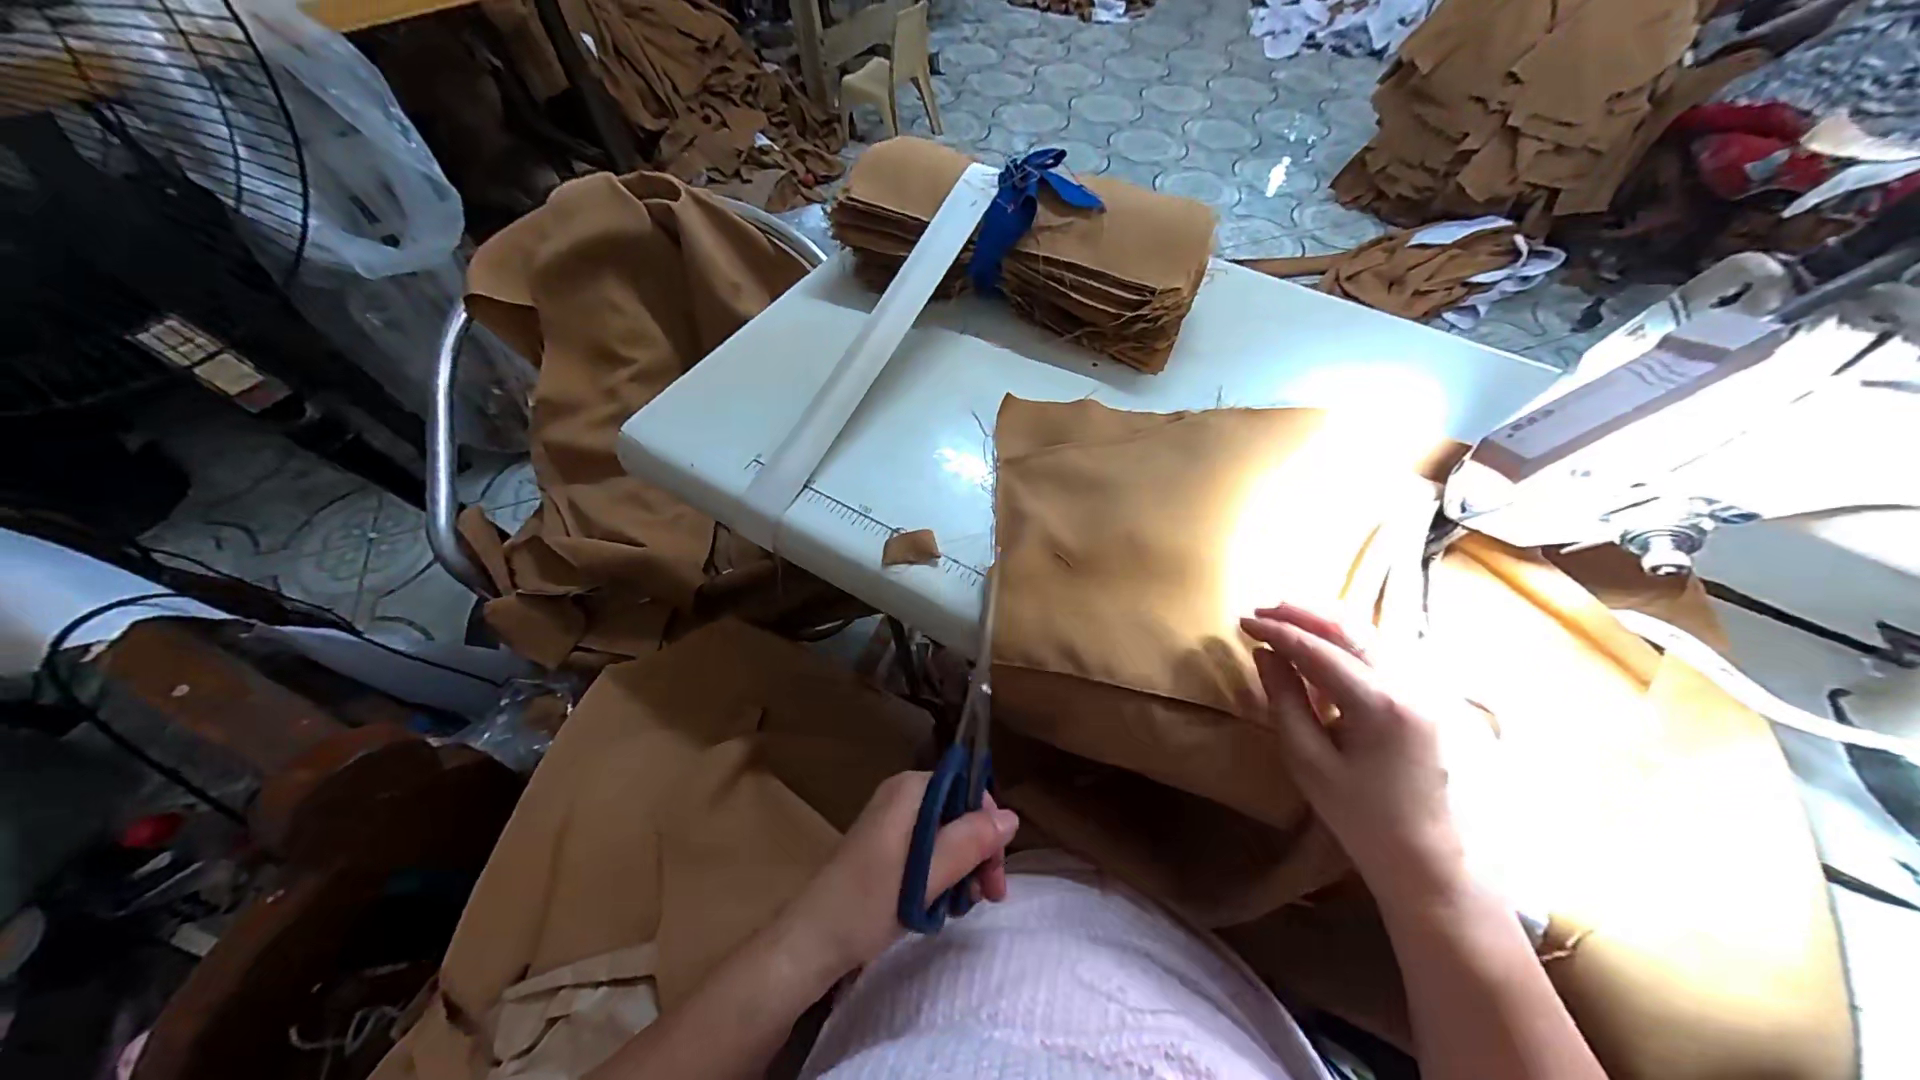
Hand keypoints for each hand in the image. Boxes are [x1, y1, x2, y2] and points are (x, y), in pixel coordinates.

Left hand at [778, 771, 1018, 975]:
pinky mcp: (888, 847)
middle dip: (978, 853)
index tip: (994, 871)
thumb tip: (1011, 816)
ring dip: (962, 870)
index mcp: (910, 790)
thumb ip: (970, 842)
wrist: (812, 941)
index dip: (988, 826)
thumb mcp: (927, 874)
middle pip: (960, 813)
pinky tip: (941, 904)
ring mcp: (894, 822)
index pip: (968, 789)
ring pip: (948, 836)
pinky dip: (941, 876)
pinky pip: (929, 851)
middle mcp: (904, 797)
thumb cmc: (867, 904)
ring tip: (960, 906)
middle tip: (987, 896)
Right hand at [1240, 603, 1468, 907]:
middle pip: (1349, 631)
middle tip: (1259, 610)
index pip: (1318, 651)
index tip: (1242, 622)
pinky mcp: (1422, 698)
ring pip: (1369, 635)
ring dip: (1323, 621)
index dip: (1277, 632)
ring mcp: (1421, 689)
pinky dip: (1345, 639)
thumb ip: (1284, 700)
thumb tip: (1265, 654)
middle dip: (1301, 615)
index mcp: (1380, 704)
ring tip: (1283, 615)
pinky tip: (1321, 640)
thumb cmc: (1358, 815)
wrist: (1424, 855)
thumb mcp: (1308, 760)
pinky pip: (1381, 652)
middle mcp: (1407, 685)